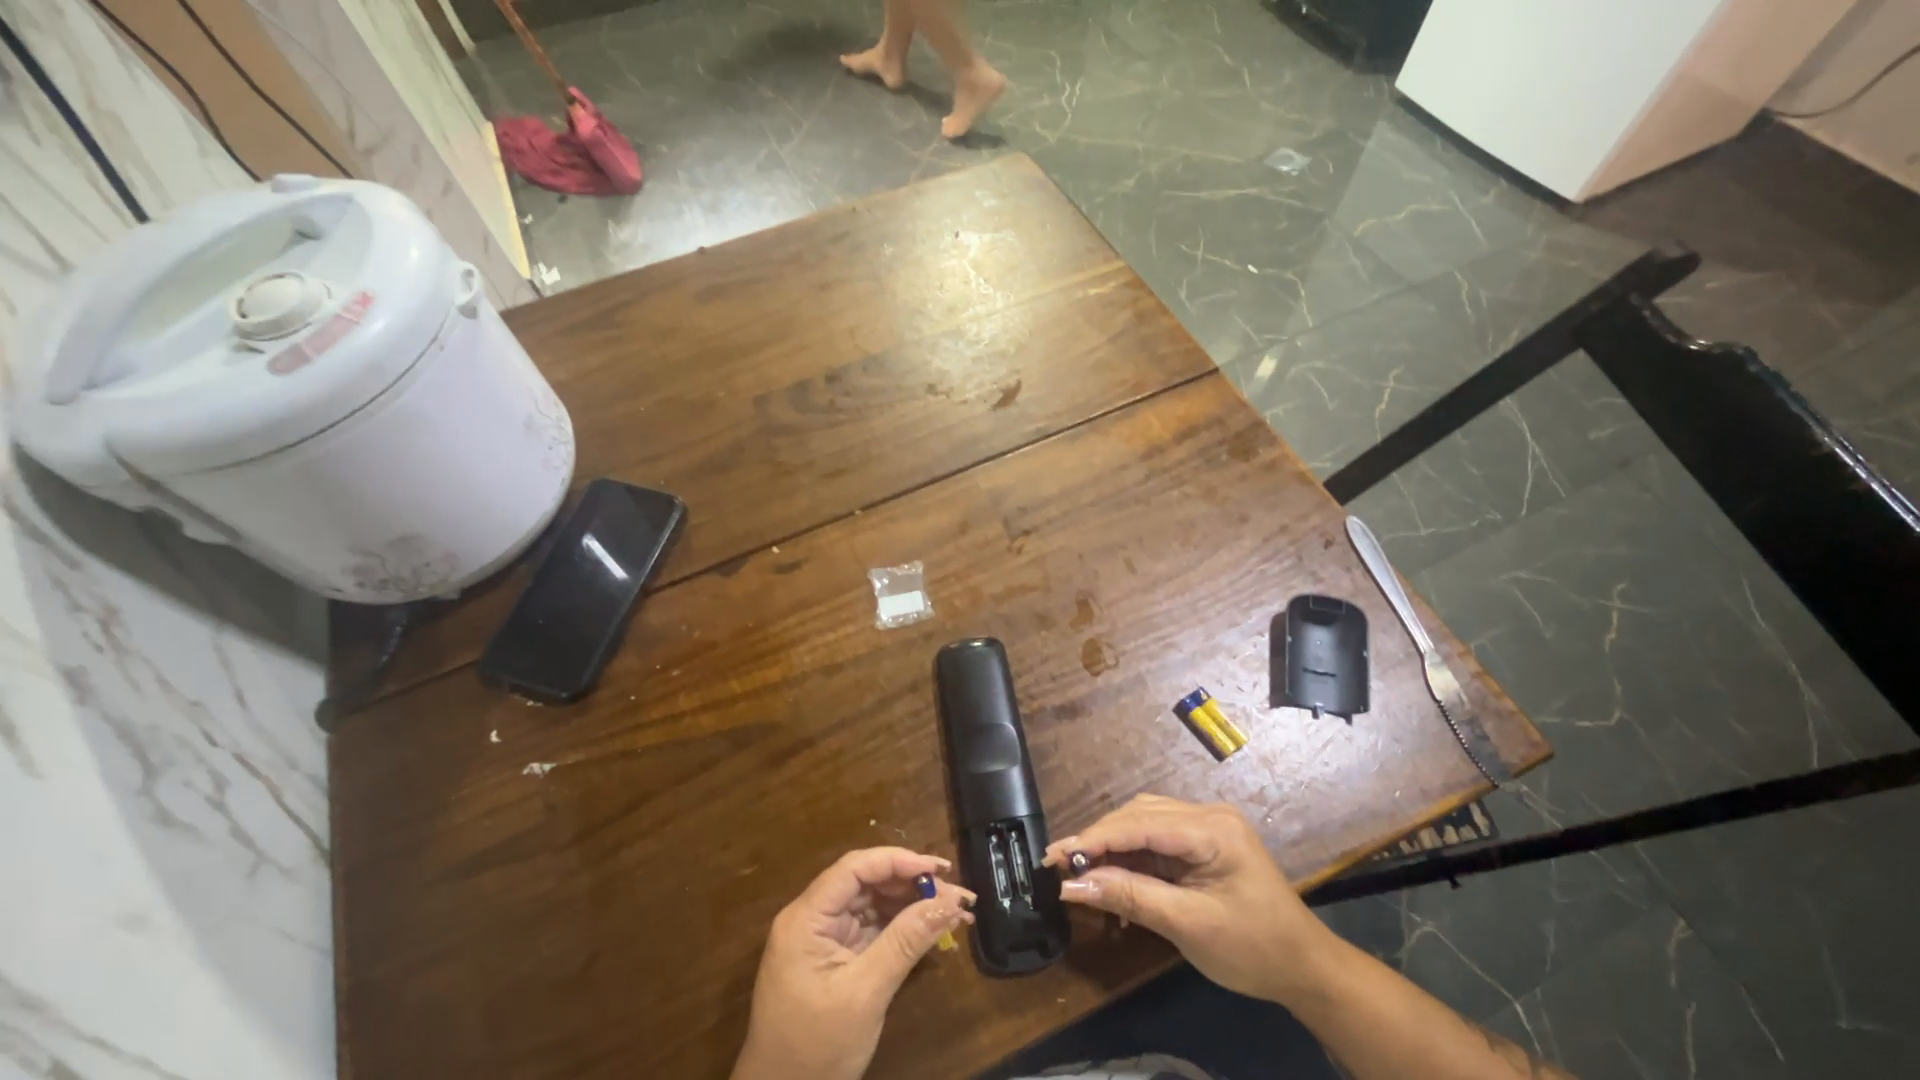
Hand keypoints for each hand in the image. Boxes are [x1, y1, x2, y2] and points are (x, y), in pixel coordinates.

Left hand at [732, 848, 974, 1079]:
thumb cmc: (816, 1046)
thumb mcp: (865, 993)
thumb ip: (906, 942)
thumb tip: (950, 901)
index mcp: (806, 918)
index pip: (855, 868)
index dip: (899, 861)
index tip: (941, 870)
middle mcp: (812, 919)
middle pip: (866, 883)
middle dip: (913, 884)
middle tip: (960, 896)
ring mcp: (824, 940)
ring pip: (873, 905)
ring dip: (913, 905)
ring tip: (957, 911)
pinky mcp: (836, 959)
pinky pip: (872, 930)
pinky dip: (903, 928)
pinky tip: (933, 931)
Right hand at [1042, 795, 1334, 1006]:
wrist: (1305, 968)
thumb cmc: (1253, 948)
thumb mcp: (1188, 925)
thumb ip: (1130, 896)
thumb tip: (1071, 885)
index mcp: (1212, 828)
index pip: (1139, 824)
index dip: (1092, 839)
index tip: (1053, 857)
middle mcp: (1208, 815)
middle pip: (1137, 816)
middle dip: (1097, 840)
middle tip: (1057, 866)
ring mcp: (1207, 828)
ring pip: (1142, 824)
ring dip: (1110, 847)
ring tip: (1077, 872)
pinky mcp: (1203, 845)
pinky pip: (1155, 842)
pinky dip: (1130, 859)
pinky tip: (1110, 880)